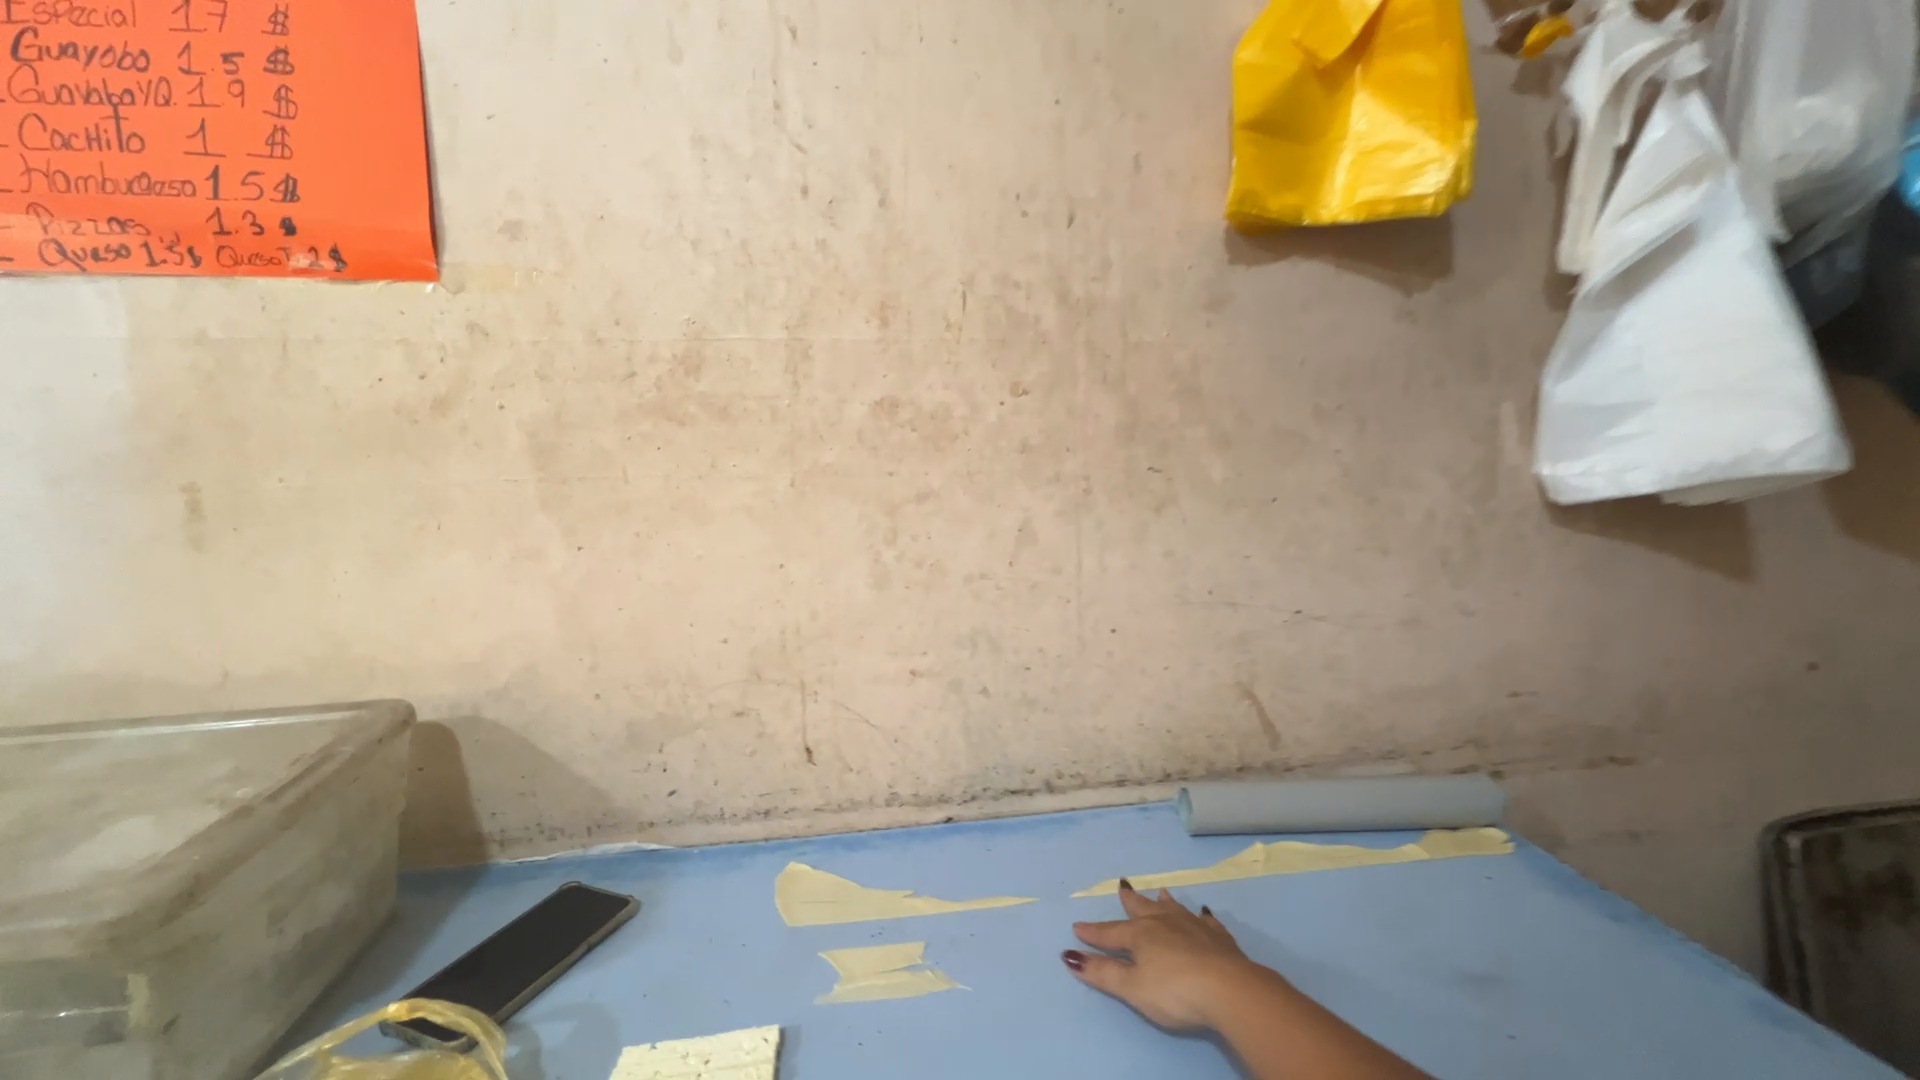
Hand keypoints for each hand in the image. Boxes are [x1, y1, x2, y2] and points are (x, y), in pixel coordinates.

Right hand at [1063, 881, 1282, 1031]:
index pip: (1110, 933)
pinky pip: (1207, 920)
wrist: (1230, 989)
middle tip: (1122, 885)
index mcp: (1141, 935)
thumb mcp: (1133, 988)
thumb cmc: (1175, 991)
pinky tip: (1204, 912)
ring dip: (1164, 901)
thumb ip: (1103, 973)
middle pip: (1143, 909)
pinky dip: (1202, 915)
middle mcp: (1165, 923)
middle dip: (1130, 900)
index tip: (1077, 927)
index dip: (1092, 933)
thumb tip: (1070, 956)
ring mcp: (1194, 927)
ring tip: (1161, 891)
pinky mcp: (1219, 938)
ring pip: (1175, 909)